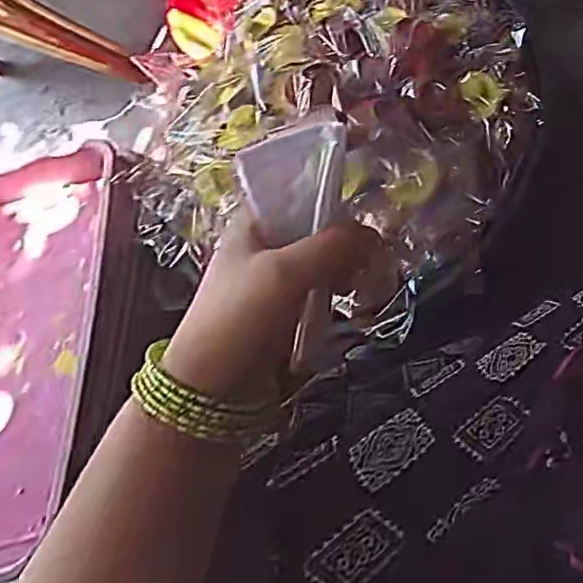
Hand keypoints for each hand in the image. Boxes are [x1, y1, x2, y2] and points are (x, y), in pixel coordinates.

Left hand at [161, 212, 387, 397]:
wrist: (209, 391)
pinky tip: (356, 299)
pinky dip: (342, 288)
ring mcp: (277, 275)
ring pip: (327, 257)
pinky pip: (324, 285)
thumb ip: (333, 245)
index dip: (333, 197)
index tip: (363, 214)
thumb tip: (373, 235)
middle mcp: (266, 242)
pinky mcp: (288, 305)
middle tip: (369, 256)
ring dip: (349, 266)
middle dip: (348, 239)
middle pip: (320, 225)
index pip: (301, 192)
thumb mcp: (286, 272)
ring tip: (364, 282)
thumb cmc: (239, 317)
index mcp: (254, 221)